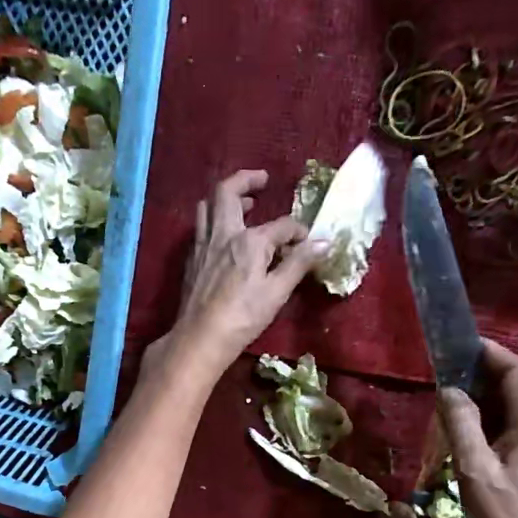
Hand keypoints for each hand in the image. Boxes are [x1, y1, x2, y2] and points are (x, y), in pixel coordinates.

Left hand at [165, 170, 327, 373]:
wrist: (201, 337)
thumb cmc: (244, 316)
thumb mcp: (278, 291)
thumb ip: (299, 263)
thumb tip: (324, 241)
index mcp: (250, 240)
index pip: (282, 226)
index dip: (299, 232)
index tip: (311, 243)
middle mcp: (224, 233)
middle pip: (228, 192)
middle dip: (246, 180)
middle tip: (262, 179)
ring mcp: (204, 244)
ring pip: (208, 205)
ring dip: (226, 198)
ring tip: (244, 203)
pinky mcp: (193, 258)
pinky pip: (201, 226)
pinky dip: (215, 220)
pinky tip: (225, 235)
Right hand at [437, 339, 517, 517]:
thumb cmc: (506, 516)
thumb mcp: (475, 469)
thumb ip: (461, 423)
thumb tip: (449, 390)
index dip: (492, 354)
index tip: (464, 346)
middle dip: (488, 377)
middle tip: (453, 375)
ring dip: (493, 398)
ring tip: (459, 399)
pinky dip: (502, 418)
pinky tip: (478, 427)